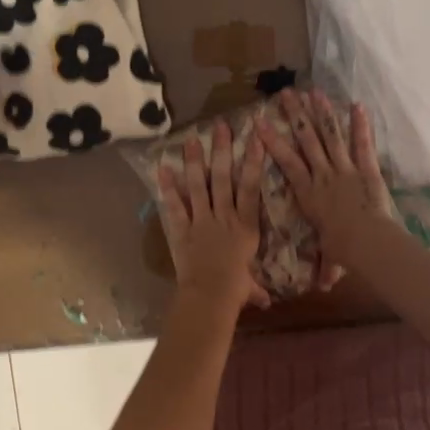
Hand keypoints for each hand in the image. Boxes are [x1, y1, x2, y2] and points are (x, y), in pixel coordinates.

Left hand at [156, 121, 270, 313]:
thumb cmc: (235, 289)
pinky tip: (163, 168)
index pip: (252, 186)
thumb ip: (255, 288)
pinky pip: (175, 205)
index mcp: (246, 225)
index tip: (255, 138)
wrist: (210, 294)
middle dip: (222, 150)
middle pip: (223, 177)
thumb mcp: (249, 286)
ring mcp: (202, 220)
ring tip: (191, 139)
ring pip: (198, 185)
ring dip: (194, 161)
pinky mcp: (182, 229)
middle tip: (220, 127)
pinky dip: (168, 187)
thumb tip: (266, 303)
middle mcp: (225, 216)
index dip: (253, 161)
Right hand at [257, 89, 393, 260]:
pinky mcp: (366, 169)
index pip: (286, 162)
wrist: (366, 241)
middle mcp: (322, 175)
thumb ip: (325, 268)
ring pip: (330, 136)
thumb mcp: (330, 259)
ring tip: (314, 92)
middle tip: (285, 94)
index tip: (260, 123)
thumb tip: (321, 288)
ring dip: (322, 113)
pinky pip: (361, 144)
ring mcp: (344, 169)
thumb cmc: (342, 249)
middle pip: (306, 140)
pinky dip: (360, 125)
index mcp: (308, 193)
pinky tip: (356, 106)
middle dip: (296, 116)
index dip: (273, 142)